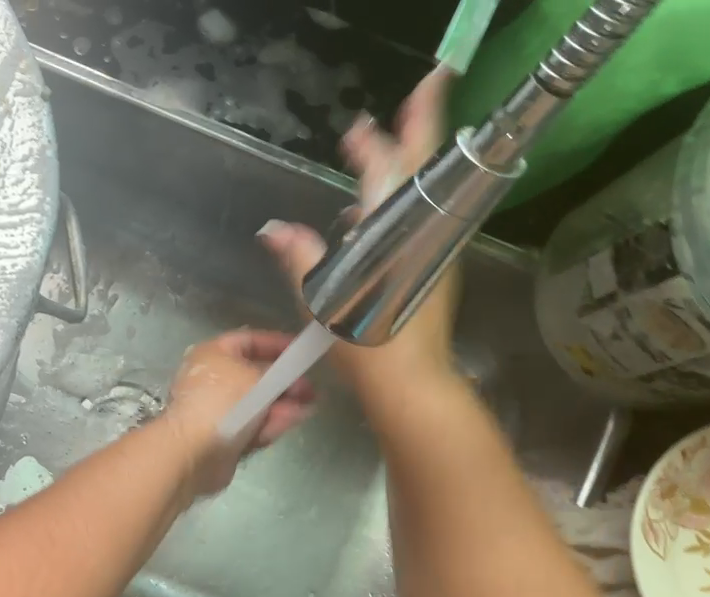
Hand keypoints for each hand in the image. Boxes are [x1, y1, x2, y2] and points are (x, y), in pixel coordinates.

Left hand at [162, 330, 317, 496]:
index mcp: (212, 355)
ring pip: (255, 403)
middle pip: (254, 375)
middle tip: (310, 388)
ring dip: (282, 403)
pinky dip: (270, 422)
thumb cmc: (224, 403)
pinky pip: (250, 424)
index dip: (277, 344)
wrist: (193, 452)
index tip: (302, 351)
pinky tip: (293, 420)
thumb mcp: (258, 377)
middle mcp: (211, 380)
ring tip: (309, 405)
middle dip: (284, 381)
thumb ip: (280, 372)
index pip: (248, 340)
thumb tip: (291, 376)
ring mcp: (215, 410)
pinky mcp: (221, 436)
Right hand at [257, 69, 460, 392]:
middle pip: (421, 168)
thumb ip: (299, 259)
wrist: (410, 382)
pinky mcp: (436, 268)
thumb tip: (272, 230)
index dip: (384, 138)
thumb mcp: (322, 302)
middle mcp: (421, 231)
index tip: (381, 112)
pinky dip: (400, 207)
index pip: (389, 170)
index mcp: (391, 233)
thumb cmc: (363, 345)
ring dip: (404, 171)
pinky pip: (420, 222)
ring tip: (379, 161)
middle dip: (416, 130)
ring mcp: (434, 249)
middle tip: (411, 101)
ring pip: (423, 194)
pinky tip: (374, 221)